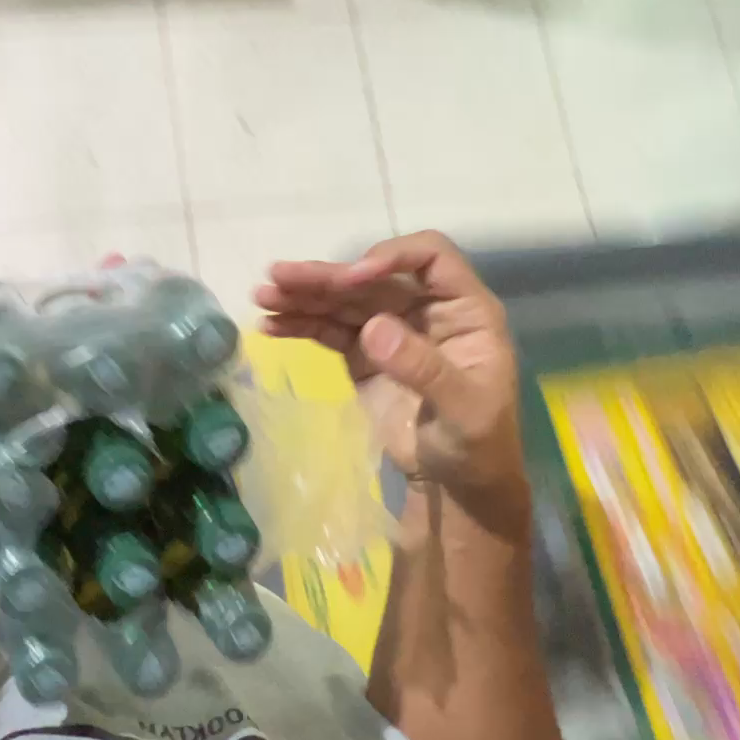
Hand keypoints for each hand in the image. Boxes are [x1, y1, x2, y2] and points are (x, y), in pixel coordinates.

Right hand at [255, 230, 520, 489]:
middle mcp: (422, 308)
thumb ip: (423, 368)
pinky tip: (270, 324)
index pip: (429, 257)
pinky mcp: (360, 353)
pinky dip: (299, 325)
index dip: (391, 257)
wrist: (455, 482)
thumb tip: (373, 329)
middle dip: (326, 276)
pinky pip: (327, 329)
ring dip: (302, 296)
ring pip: (342, 301)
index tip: (353, 278)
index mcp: (462, 309)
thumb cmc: (477, 444)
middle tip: (278, 275)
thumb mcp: (464, 410)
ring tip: (262, 296)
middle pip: (370, 277)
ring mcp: (389, 329)